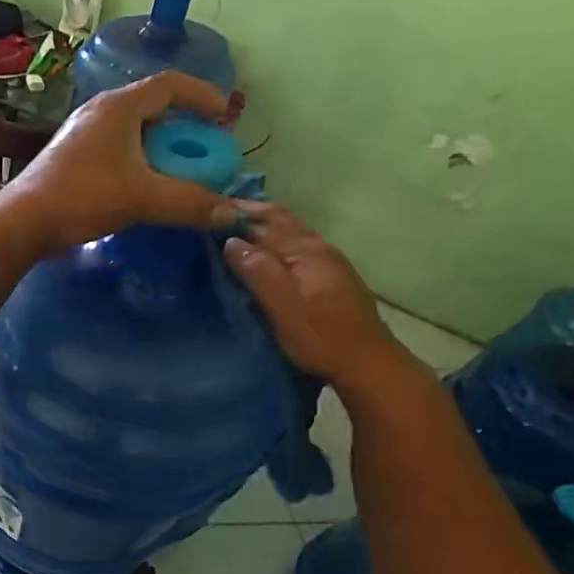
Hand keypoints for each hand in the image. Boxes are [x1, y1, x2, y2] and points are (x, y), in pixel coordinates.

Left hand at [0, 71, 239, 250]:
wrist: (23, 221)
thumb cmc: (84, 196)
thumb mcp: (143, 198)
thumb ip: (190, 203)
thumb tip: (231, 213)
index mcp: (119, 106)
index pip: (170, 85)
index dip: (203, 95)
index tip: (225, 115)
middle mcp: (100, 112)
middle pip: (152, 106)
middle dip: (184, 125)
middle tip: (204, 147)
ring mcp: (82, 134)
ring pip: (133, 130)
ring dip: (160, 146)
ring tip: (179, 169)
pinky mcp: (72, 157)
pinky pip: (117, 149)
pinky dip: (140, 160)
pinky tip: (145, 186)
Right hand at [221, 202, 418, 384]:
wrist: (367, 364)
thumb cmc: (320, 336)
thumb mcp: (283, 306)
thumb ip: (257, 270)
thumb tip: (231, 241)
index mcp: (305, 250)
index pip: (266, 220)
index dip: (237, 213)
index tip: (207, 209)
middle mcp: (319, 248)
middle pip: (281, 220)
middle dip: (251, 213)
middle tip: (218, 212)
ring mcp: (328, 263)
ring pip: (290, 233)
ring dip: (264, 226)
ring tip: (235, 228)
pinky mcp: (330, 279)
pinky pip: (296, 248)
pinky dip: (275, 242)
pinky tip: (265, 253)